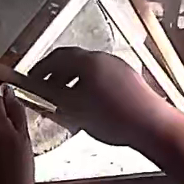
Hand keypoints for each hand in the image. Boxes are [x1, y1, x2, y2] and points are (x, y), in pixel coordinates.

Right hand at [29, 48, 177, 147]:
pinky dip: (89, 86)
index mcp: (88, 61)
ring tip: (65, 101)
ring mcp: (119, 67)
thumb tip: (37, 93)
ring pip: (88, 69)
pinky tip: (88, 106)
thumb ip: (52, 98)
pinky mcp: (130, 79)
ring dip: (73, 82)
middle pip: (73, 61)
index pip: (56, 57)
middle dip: (56, 75)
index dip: (40, 69)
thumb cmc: (115, 117)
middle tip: (46, 90)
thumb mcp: (74, 110)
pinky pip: (102, 77)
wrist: (152, 126)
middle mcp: (104, 58)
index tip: (32, 80)